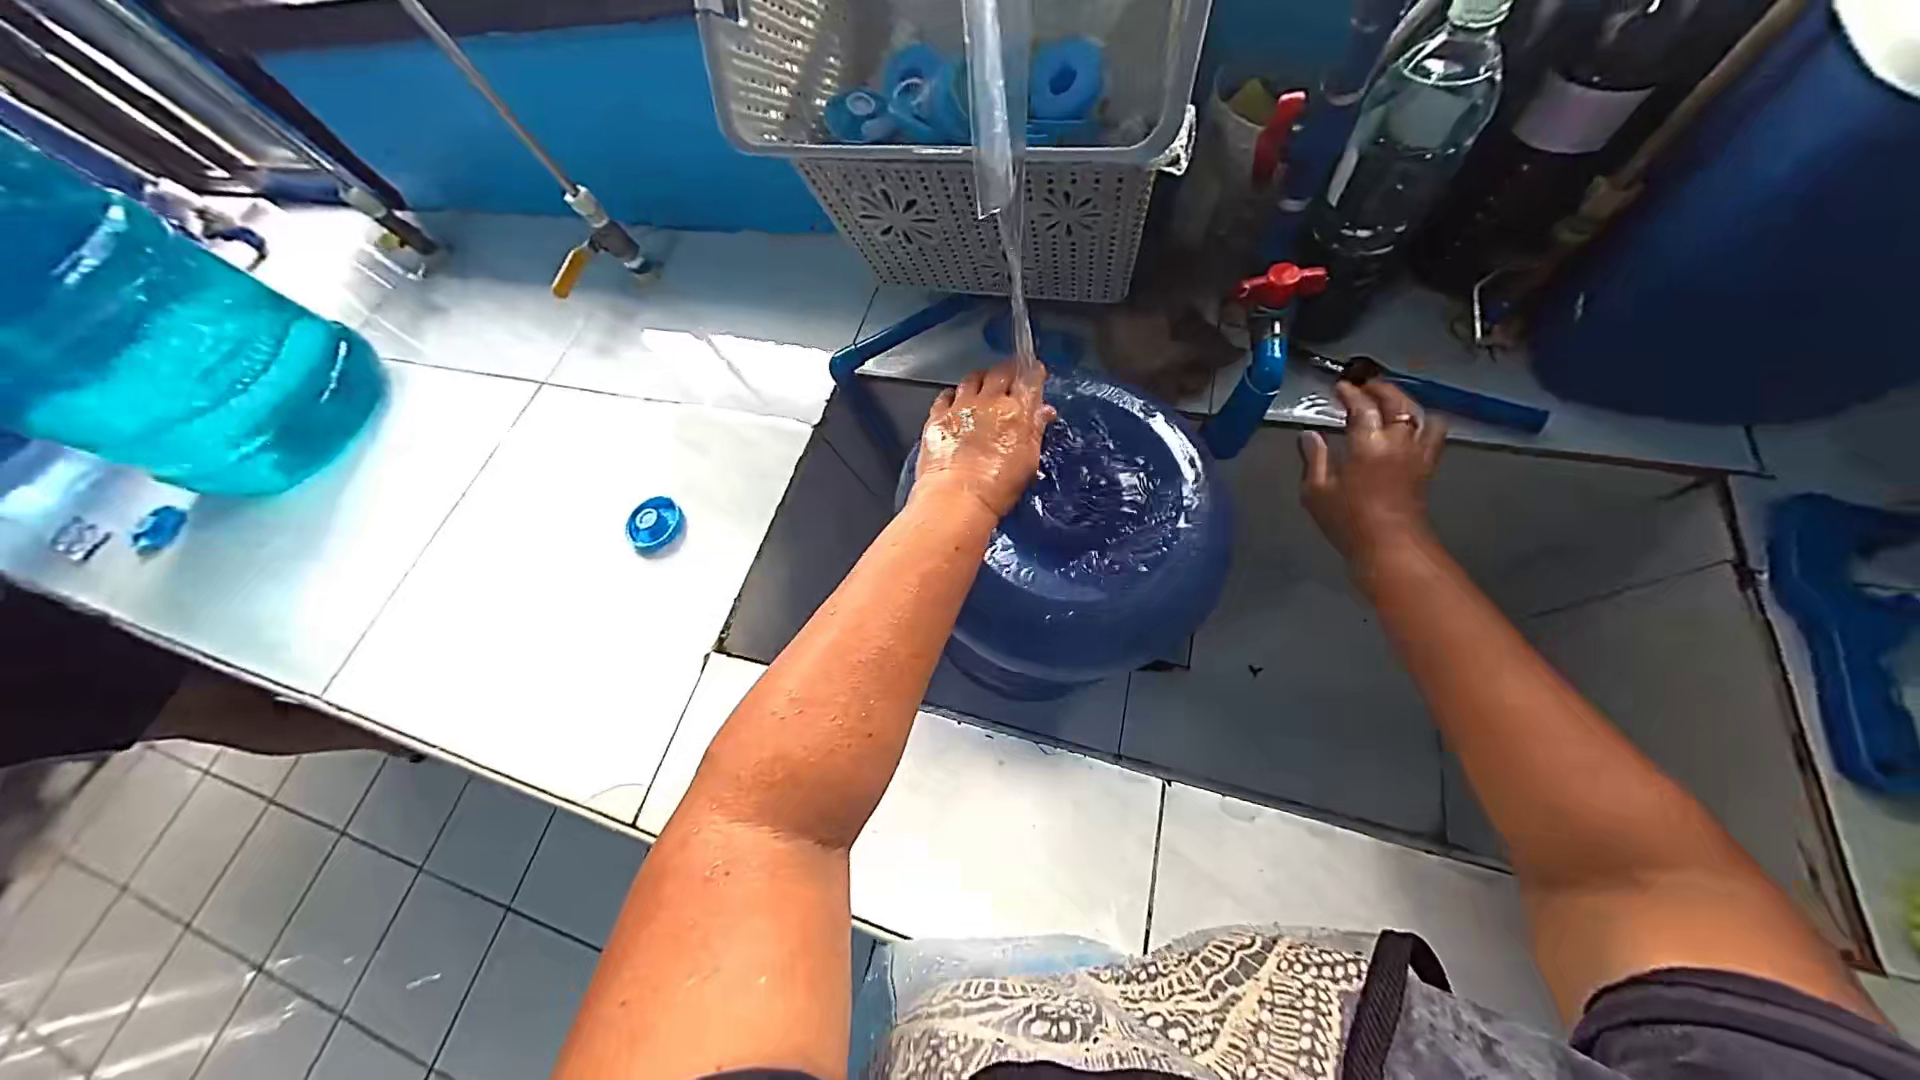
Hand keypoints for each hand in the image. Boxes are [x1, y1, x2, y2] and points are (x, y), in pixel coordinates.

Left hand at [914, 358, 1056, 519]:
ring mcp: (960, 407)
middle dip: (1008, 371)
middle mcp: (988, 402)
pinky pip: (946, 395)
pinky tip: (955, 401)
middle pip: (1000, 372)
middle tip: (1010, 376)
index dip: (1033, 373)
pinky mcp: (937, 418)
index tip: (1035, 373)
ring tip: (983, 385)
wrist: (956, 498)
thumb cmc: (996, 488)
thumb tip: (1042, 412)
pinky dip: (953, 394)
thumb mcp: (1028, 462)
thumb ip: (1035, 431)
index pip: (1029, 379)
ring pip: (972, 378)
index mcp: (1017, 412)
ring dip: (981, 379)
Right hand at [1299, 379, 1446, 564]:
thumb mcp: (1316, 491)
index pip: (1362, 407)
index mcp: (1368, 444)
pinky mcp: (1427, 466)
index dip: (1351, 393)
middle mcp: (1398, 441)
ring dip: (1405, 402)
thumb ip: (1314, 459)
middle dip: (1381, 389)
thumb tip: (1309, 435)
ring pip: (1420, 414)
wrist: (1390, 546)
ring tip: (1390, 401)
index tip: (1340, 386)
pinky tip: (1408, 426)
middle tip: (1365, 385)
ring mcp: (1418, 453)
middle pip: (1397, 402)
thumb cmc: (1347, 520)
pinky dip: (1421, 421)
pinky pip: (1432, 433)